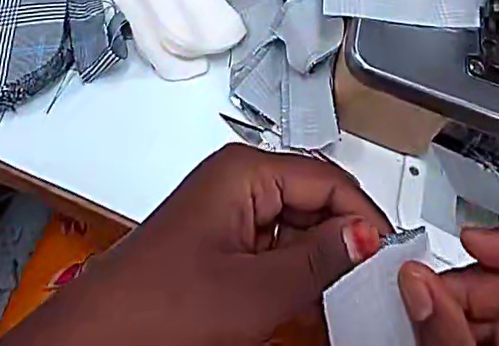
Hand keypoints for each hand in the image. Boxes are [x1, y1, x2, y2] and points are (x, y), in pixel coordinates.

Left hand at [0, 144, 392, 345]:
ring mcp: (231, 203)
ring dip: (323, 256)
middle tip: (375, 283)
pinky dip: (298, 268)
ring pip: (298, 220)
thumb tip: (365, 236)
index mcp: (243, 169)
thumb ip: (315, 261)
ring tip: (346, 297)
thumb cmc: (158, 302)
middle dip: (345, 237)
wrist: (106, 330)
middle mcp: (238, 176)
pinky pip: (277, 239)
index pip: (327, 177)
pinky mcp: (226, 231)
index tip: (392, 257)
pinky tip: (312, 299)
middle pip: (314, 196)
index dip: (364, 216)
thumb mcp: (253, 291)